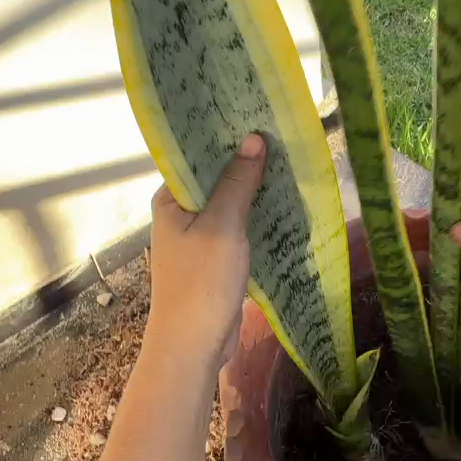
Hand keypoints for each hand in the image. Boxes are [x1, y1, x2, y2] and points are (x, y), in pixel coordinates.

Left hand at [144, 134, 265, 366]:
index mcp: (171, 200)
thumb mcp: (222, 226)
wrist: (193, 345)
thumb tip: (252, 139)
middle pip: (215, 179)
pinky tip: (283, 205)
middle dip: (245, 162)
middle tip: (281, 136)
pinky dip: (257, 218)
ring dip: (254, 191)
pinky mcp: (216, 258)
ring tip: (289, 163)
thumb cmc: (201, 282)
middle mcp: (181, 214)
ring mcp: (198, 237)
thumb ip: (237, 183)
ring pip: (230, 204)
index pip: (197, 157)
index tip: (255, 116)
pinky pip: (238, 228)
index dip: (224, 137)